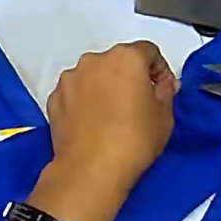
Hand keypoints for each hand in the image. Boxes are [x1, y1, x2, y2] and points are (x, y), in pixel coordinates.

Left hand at [41, 42, 177, 206]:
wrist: (91, 169)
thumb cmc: (132, 141)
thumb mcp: (164, 116)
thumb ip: (165, 91)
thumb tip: (162, 85)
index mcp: (126, 58)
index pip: (148, 51)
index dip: (159, 70)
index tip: (161, 88)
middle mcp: (94, 60)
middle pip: (118, 61)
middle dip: (129, 77)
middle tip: (138, 104)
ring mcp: (70, 78)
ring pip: (94, 76)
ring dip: (104, 88)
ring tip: (112, 116)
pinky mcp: (55, 97)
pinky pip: (75, 92)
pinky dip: (84, 101)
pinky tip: (93, 123)